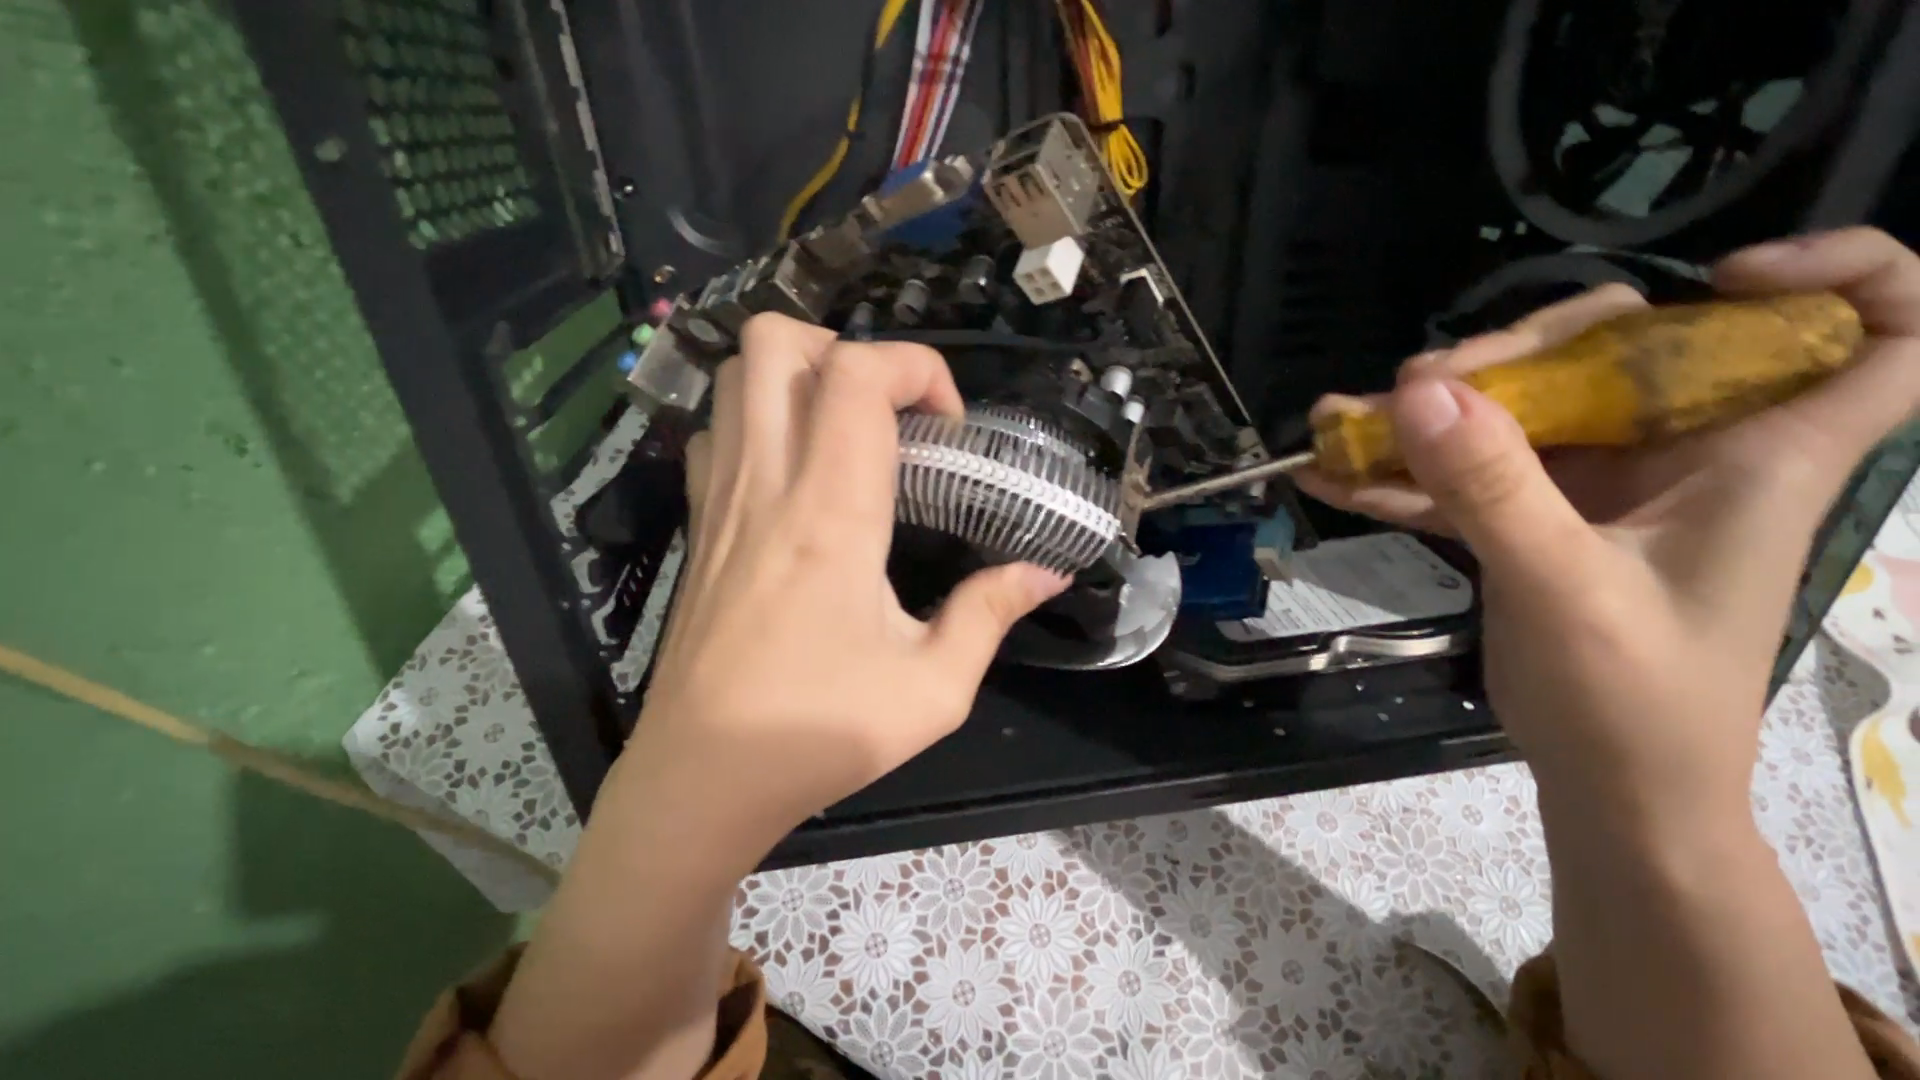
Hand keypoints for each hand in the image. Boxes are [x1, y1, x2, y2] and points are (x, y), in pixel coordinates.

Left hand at [621, 313, 1066, 848]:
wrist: (701, 778)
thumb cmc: (819, 735)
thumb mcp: (933, 690)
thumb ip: (990, 614)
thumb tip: (1045, 571)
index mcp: (832, 514)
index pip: (858, 374)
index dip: (918, 368)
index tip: (951, 429)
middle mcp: (766, 483)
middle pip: (777, 342)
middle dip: (848, 349)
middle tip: (892, 414)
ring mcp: (719, 498)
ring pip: (735, 374)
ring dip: (798, 375)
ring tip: (847, 432)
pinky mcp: (697, 523)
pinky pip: (716, 430)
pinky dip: (757, 419)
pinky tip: (795, 474)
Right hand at [1295, 227, 1919, 817]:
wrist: (1610, 790)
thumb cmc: (1635, 703)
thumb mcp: (1566, 590)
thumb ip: (1497, 488)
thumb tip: (1420, 393)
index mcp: (1757, 455)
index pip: (1890, 331)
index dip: (1835, 275)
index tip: (1718, 280)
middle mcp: (1686, 450)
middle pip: (1628, 343)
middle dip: (1522, 347)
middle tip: (1423, 388)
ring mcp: (1602, 482)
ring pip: (1530, 400)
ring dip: (1430, 409)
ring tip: (1342, 423)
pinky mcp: (1537, 515)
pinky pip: (1469, 468)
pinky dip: (1404, 470)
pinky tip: (1328, 474)